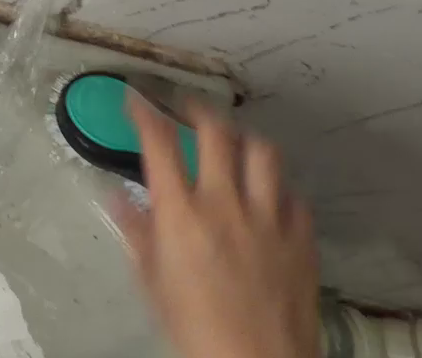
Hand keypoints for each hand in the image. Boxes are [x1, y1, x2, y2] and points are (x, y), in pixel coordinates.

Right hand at [116, 99, 319, 357]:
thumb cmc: (192, 323)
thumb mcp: (149, 276)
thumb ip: (136, 230)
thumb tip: (119, 197)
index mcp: (180, 210)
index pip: (159, 142)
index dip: (144, 112)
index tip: (135, 98)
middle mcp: (225, 204)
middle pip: (217, 133)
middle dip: (198, 109)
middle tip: (186, 106)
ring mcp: (269, 221)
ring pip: (263, 155)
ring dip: (244, 140)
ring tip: (232, 139)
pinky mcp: (302, 242)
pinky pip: (295, 198)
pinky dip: (278, 187)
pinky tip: (268, 194)